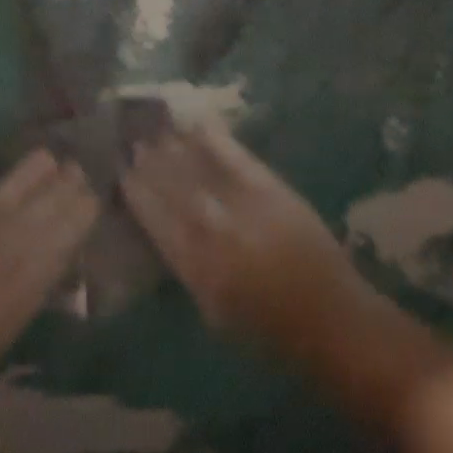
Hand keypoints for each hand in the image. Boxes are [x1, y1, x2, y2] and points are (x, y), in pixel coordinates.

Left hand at [0, 150, 99, 418]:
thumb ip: (20, 301)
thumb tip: (46, 261)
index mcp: (10, 299)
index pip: (51, 249)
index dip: (73, 221)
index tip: (91, 198)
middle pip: (28, 221)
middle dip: (57, 194)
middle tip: (78, 170)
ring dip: (22, 181)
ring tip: (46, 157)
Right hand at [122, 125, 368, 350]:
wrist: (331, 318)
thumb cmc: (268, 329)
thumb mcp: (214, 312)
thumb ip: (186, 270)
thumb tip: (165, 235)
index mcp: (197, 267)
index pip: (157, 222)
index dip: (138, 196)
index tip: (122, 175)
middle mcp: (215, 232)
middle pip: (174, 190)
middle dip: (151, 166)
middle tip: (133, 145)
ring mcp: (246, 207)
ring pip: (199, 171)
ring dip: (174, 150)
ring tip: (155, 132)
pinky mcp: (274, 192)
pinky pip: (238, 159)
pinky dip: (216, 140)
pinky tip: (197, 124)